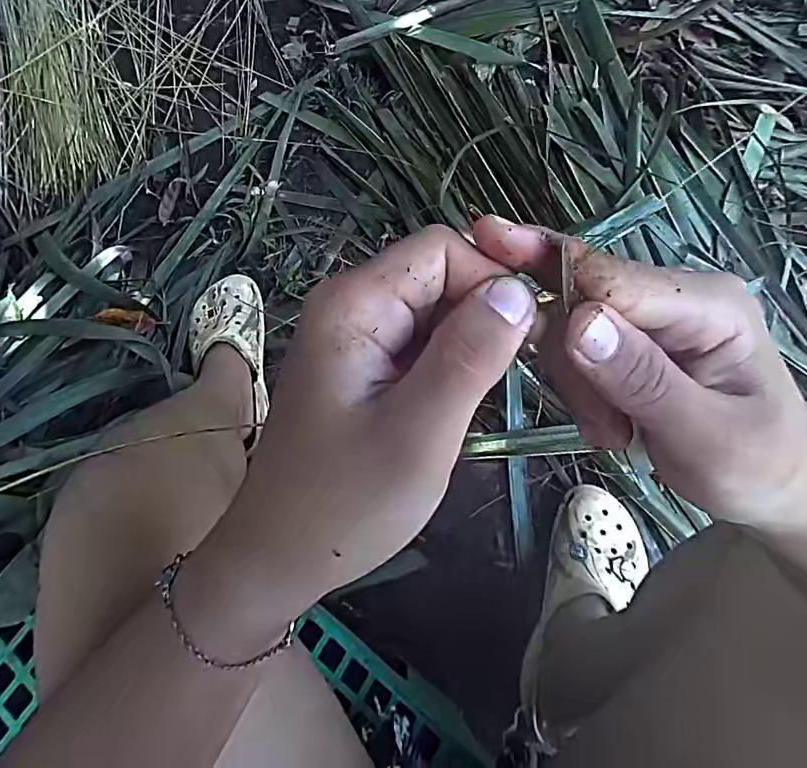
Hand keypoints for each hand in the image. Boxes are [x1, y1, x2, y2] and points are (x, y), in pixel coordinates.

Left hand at [182, 227, 536, 652]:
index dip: (490, 280)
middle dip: (486, 309)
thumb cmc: (344, 504)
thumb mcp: (420, 432)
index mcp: (354, 303)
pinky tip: (463, 396)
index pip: (441, 248)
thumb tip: (518, 289)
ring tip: (494, 389)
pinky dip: (453, 356)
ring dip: (473, 336)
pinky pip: (422, 336)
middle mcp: (350, 302)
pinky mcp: (364, 359)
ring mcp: (355, 331)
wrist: (277, 557)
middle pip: (439, 272)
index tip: (528, 336)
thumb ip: (470, 355)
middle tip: (522, 369)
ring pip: (436, 305)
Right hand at [471, 216, 806, 527]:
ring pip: (567, 322)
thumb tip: (577, 321)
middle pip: (579, 294)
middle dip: (571, 357)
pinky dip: (577, 385)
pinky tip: (611, 421)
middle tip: (603, 426)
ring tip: (618, 431)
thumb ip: (644, 380)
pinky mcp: (627, 333)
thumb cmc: (759, 468)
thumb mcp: (709, 439)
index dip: (548, 276)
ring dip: (576, 381)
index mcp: (706, 300)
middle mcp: (671, 291)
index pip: (611, 278)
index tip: (489, 289)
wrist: (776, 491)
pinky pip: (572, 343)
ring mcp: (647, 311)